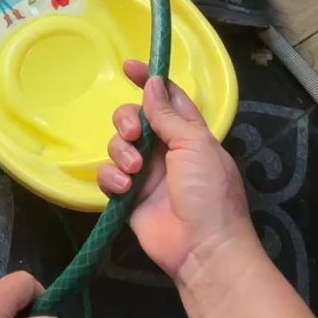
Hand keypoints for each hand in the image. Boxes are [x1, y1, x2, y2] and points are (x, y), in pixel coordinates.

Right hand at [96, 60, 253, 281]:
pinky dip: (112, 178)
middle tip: (134, 134)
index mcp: (188, 134)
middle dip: (127, 120)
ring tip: (134, 171)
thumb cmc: (209, 194)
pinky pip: (109, 175)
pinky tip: (125, 189)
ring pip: (118, 144)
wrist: (202, 250)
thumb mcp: (195, 146)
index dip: (150, 80)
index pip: (167, 97)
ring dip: (121, 152)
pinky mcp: (128, 196)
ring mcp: (145, 173)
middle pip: (135, 118)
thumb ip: (169, 115)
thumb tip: (154, 84)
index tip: (128, 67)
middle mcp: (165, 149)